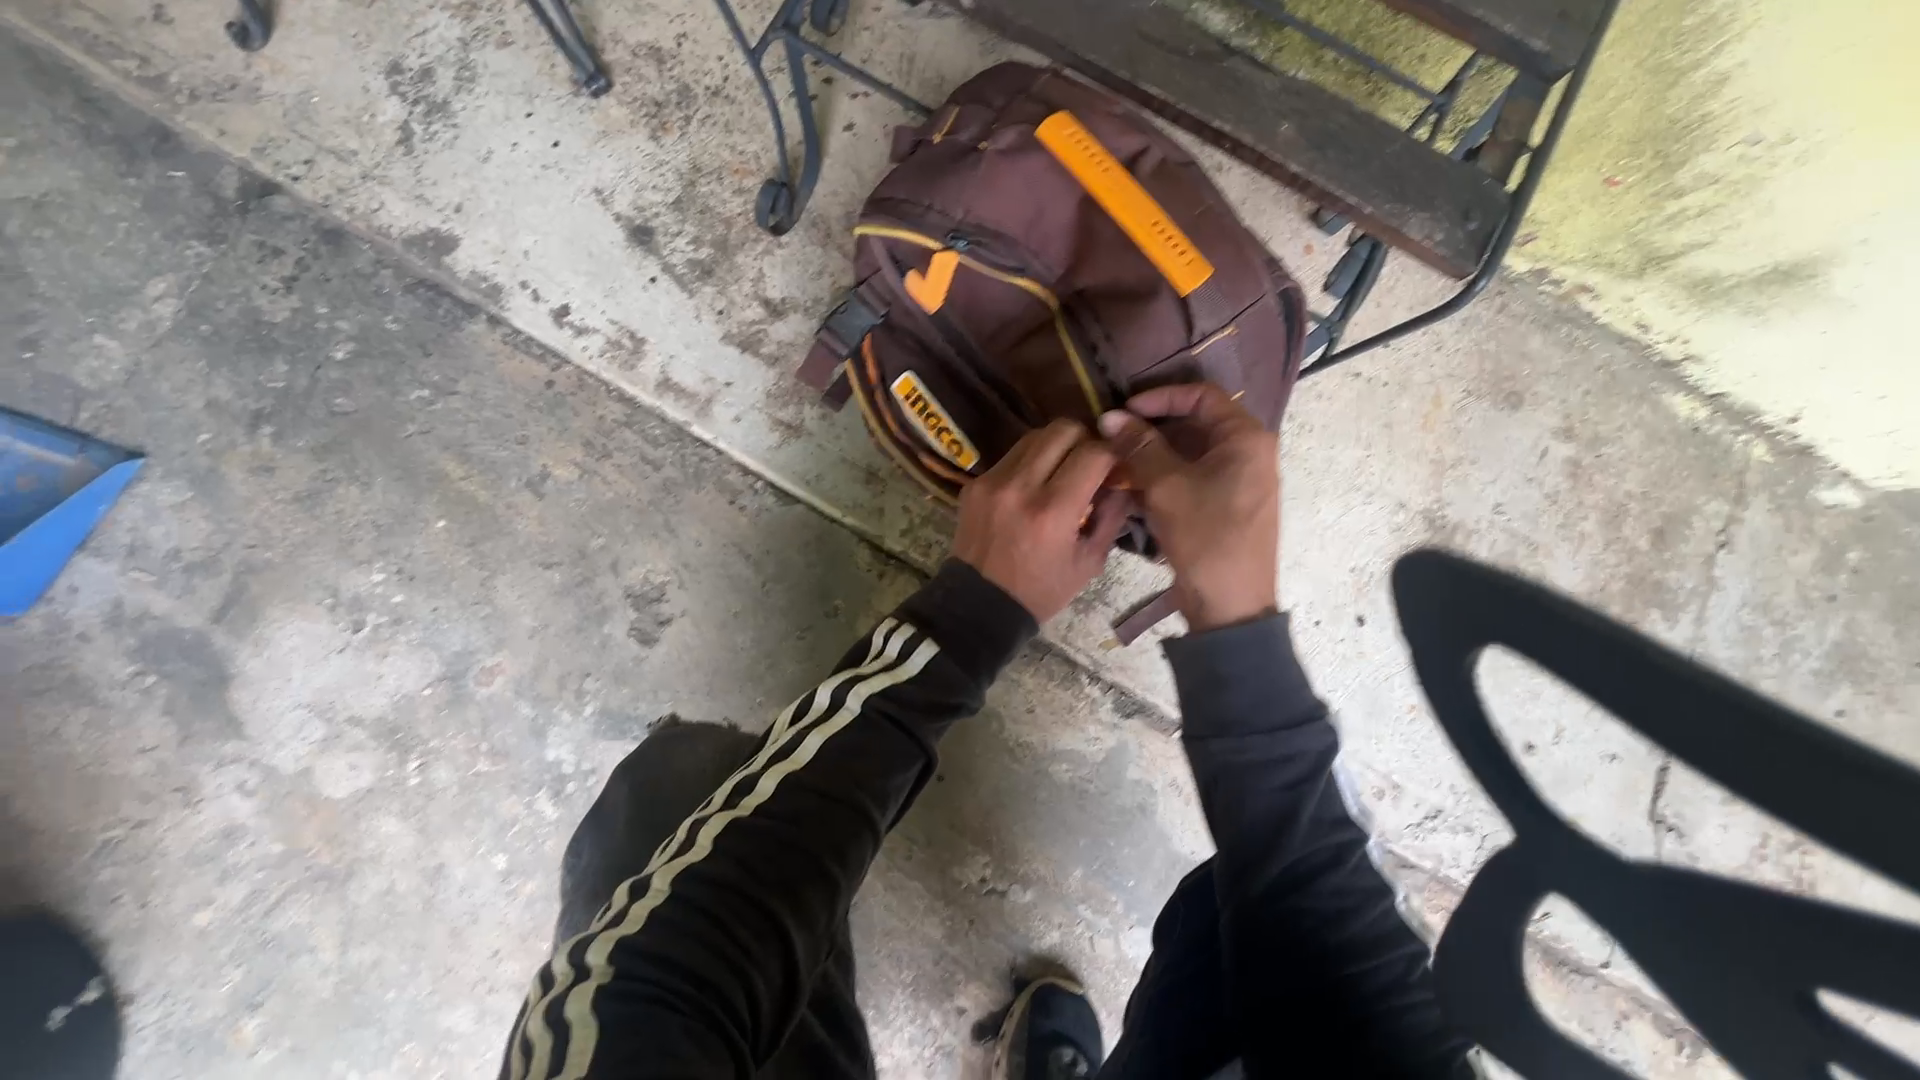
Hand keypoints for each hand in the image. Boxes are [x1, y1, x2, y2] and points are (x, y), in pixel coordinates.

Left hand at [953, 419, 1130, 621]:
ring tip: (1062, 471)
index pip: (1094, 453)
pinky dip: (1029, 464)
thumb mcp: (1089, 561)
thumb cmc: (1041, 590)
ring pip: (1034, 436)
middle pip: (1062, 429)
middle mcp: (1021, 487)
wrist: (979, 605)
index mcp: (1053, 511)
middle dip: (1084, 440)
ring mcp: (992, 481)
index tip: (1116, 465)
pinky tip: (1033, 487)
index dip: (1112, 453)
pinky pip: (1010, 457)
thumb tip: (1124, 479)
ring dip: (1056, 447)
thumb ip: (1112, 515)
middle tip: (1089, 462)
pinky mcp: (974, 483)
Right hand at [1098, 383, 1279, 631]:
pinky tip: (1128, 491)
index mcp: (1246, 438)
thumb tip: (1108, 416)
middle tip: (1112, 440)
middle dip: (1149, 432)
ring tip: (1113, 468)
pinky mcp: (1223, 505)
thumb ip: (1138, 446)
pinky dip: (1160, 480)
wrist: (1230, 604)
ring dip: (1150, 458)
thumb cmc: (1205, 536)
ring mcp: (1236, 481)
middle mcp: (1247, 453)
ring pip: (1187, 455)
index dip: (1159, 397)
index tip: (1124, 410)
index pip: (1201, 396)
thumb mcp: (1166, 486)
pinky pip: (1189, 479)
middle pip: (1192, 425)